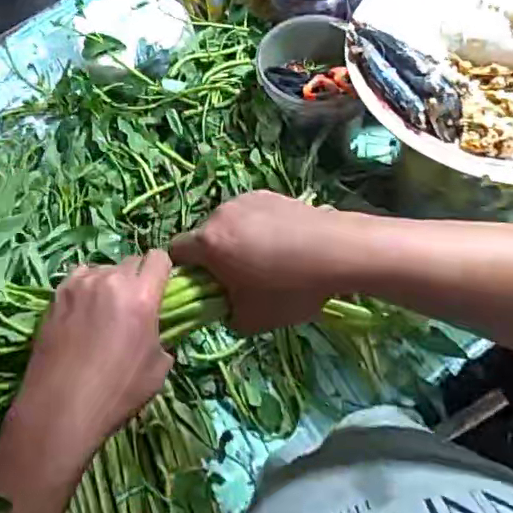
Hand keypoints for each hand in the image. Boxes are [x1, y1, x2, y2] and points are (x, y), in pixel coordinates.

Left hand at [9, 252, 173, 463]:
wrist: (60, 406)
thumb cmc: (116, 392)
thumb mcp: (157, 369)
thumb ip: (162, 338)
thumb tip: (156, 330)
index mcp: (141, 295)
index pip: (159, 257)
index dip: (162, 270)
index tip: (160, 287)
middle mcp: (112, 280)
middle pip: (132, 261)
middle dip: (136, 278)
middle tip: (131, 305)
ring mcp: (81, 283)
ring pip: (104, 269)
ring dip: (109, 283)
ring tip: (102, 311)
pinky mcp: (57, 293)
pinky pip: (79, 278)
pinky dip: (85, 287)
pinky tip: (81, 312)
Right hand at [170, 192, 348, 333]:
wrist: (337, 251)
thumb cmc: (288, 288)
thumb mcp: (250, 320)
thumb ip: (224, 313)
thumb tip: (223, 303)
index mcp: (207, 242)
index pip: (175, 252)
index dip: (184, 271)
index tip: (205, 287)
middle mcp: (220, 213)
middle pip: (203, 237)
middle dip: (214, 257)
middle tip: (240, 279)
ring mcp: (244, 199)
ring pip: (228, 223)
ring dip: (236, 240)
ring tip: (268, 260)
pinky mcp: (268, 193)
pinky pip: (250, 213)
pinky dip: (257, 227)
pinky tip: (283, 243)